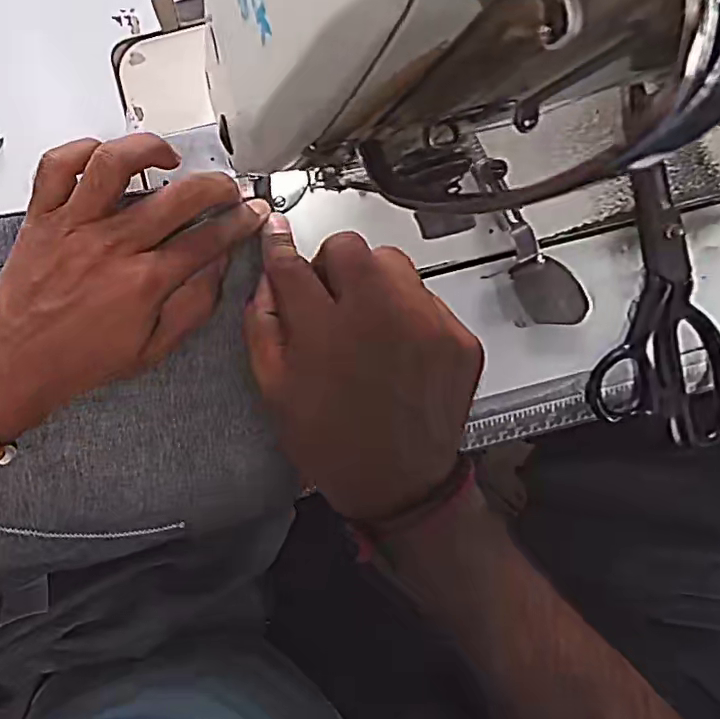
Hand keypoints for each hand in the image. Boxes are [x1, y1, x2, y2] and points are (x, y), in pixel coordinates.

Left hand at [0, 133, 268, 440]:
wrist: (18, 363)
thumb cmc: (78, 360)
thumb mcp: (152, 349)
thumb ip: (193, 306)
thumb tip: (217, 267)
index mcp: (143, 283)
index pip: (208, 239)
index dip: (238, 222)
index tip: (247, 214)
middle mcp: (111, 248)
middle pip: (180, 197)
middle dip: (218, 186)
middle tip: (223, 188)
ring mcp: (74, 227)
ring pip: (115, 164)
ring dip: (150, 150)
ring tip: (166, 158)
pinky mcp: (42, 218)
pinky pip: (57, 167)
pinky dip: (80, 150)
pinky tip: (101, 157)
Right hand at [243, 215, 484, 522]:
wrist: (398, 484)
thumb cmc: (333, 443)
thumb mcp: (274, 389)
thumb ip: (263, 326)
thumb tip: (266, 282)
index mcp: (323, 330)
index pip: (291, 263)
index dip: (277, 246)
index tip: (275, 235)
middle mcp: (378, 316)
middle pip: (346, 248)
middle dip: (329, 266)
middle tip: (326, 300)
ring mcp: (424, 323)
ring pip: (391, 262)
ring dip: (370, 282)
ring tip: (363, 322)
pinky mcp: (456, 337)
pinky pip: (424, 295)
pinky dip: (404, 309)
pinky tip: (393, 345)